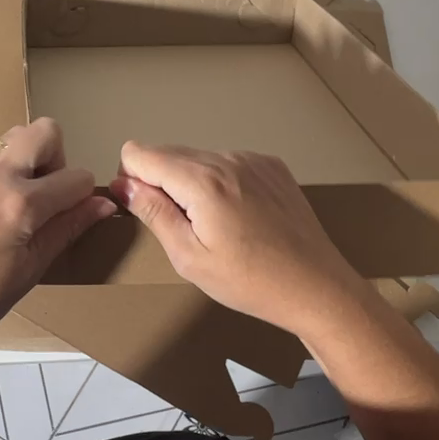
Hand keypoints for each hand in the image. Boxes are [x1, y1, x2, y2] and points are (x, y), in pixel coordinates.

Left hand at [0, 118, 115, 367]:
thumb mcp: (30, 270)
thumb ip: (67, 229)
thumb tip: (103, 205)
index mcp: (22, 204)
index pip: (76, 177)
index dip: (85, 196)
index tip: (77, 214)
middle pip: (45, 131)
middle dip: (57, 159)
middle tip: (49, 197)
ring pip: (9, 135)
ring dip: (24, 157)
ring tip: (17, 196)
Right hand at [113, 142, 363, 338]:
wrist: (317, 286)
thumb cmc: (249, 281)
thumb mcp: (189, 257)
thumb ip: (153, 212)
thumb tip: (121, 184)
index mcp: (202, 180)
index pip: (139, 153)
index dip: (132, 180)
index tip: (147, 211)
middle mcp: (227, 158)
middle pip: (167, 152)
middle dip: (160, 182)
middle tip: (182, 227)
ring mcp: (253, 159)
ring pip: (197, 158)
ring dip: (191, 184)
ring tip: (214, 226)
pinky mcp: (272, 166)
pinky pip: (227, 163)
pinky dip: (220, 183)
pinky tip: (238, 217)